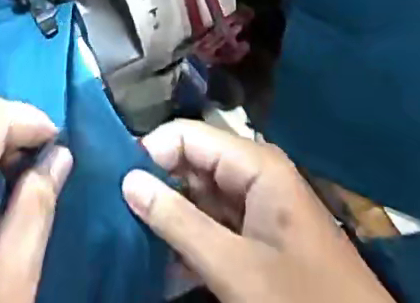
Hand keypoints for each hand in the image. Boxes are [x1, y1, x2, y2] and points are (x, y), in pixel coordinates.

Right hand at [121, 120, 393, 302]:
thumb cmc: (301, 302)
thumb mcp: (233, 267)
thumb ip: (177, 220)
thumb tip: (126, 179)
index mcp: (256, 164)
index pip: (185, 134)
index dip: (150, 154)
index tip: (118, 186)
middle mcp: (257, 173)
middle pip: (192, 160)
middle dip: (158, 184)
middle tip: (122, 213)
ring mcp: (261, 204)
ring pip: (200, 192)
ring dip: (172, 215)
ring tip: (137, 237)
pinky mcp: (263, 235)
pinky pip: (216, 220)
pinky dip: (191, 236)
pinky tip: (168, 262)